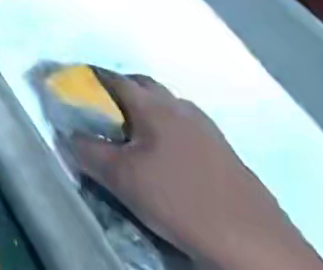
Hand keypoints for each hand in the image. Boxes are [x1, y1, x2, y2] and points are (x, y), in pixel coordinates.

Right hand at [67, 71, 322, 269]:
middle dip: (118, 91)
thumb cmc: (180, 201)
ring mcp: (207, 128)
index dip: (87, 78)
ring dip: (145, 113)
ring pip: (166, 108)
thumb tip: (67, 133)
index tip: (70, 84)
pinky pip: (185, 129)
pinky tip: (165, 160)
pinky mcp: (225, 154)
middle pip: (142, 86)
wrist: (255, 245)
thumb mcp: (122, 179)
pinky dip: (167, 134)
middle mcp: (180, 106)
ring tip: (131, 138)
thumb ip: (88, 151)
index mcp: (153, 104)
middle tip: (99, 112)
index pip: (112, 77)